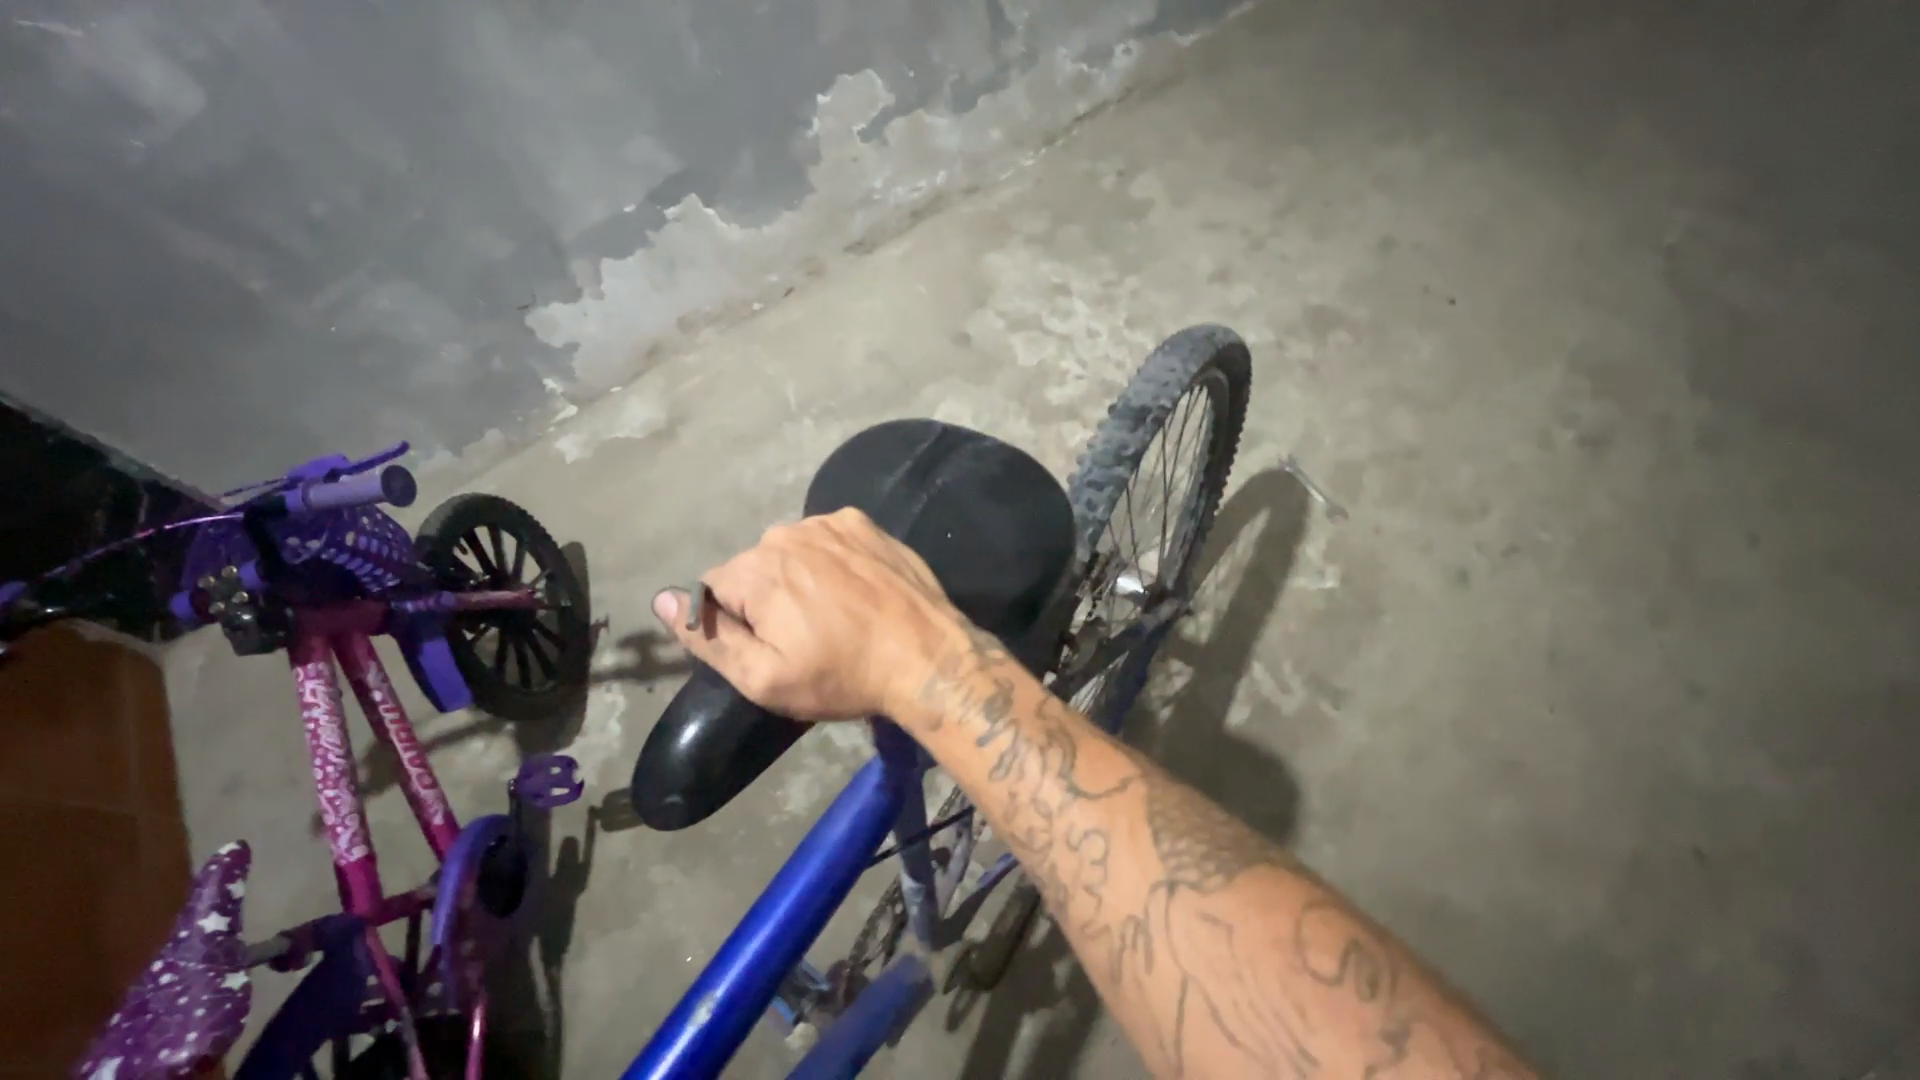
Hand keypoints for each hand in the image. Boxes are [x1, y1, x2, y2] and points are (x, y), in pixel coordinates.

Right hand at [651, 508, 963, 720]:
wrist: (927, 657)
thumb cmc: (842, 675)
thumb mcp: (764, 678)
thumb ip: (708, 637)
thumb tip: (659, 599)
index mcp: (755, 569)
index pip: (713, 589)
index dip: (735, 623)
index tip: (771, 648)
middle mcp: (786, 533)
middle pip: (753, 567)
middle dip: (766, 598)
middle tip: (806, 636)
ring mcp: (830, 522)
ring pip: (791, 551)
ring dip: (800, 576)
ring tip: (834, 614)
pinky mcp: (865, 524)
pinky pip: (828, 539)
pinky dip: (831, 560)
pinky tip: (855, 589)